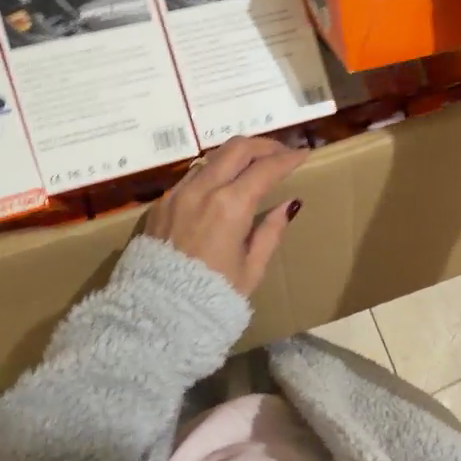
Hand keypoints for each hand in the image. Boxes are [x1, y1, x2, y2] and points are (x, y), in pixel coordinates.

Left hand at [143, 136, 307, 295]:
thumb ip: (271, 231)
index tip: (303, 154)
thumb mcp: (251, 269)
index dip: (289, 158)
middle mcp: (203, 189)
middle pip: (237, 147)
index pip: (265, 168)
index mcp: (230, 206)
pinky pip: (193, 175)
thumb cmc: (212, 297)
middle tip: (281, 153)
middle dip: (264, 145)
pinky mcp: (161, 202)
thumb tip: (289, 205)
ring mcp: (177, 193)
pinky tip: (224, 185)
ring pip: (212, 157)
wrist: (156, 315)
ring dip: (237, 154)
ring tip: (254, 165)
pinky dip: (215, 171)